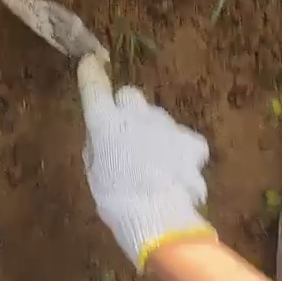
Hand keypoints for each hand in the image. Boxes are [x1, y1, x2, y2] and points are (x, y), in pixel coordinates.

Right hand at [79, 54, 213, 268]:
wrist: (160, 218)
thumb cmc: (116, 199)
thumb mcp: (94, 173)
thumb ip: (98, 147)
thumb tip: (103, 137)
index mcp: (106, 124)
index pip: (94, 88)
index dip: (91, 74)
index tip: (90, 62)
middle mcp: (136, 116)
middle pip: (129, 96)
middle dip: (125, 108)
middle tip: (124, 132)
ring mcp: (167, 126)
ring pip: (156, 118)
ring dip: (151, 131)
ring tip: (152, 163)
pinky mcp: (191, 140)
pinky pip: (180, 137)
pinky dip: (177, 148)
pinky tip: (174, 167)